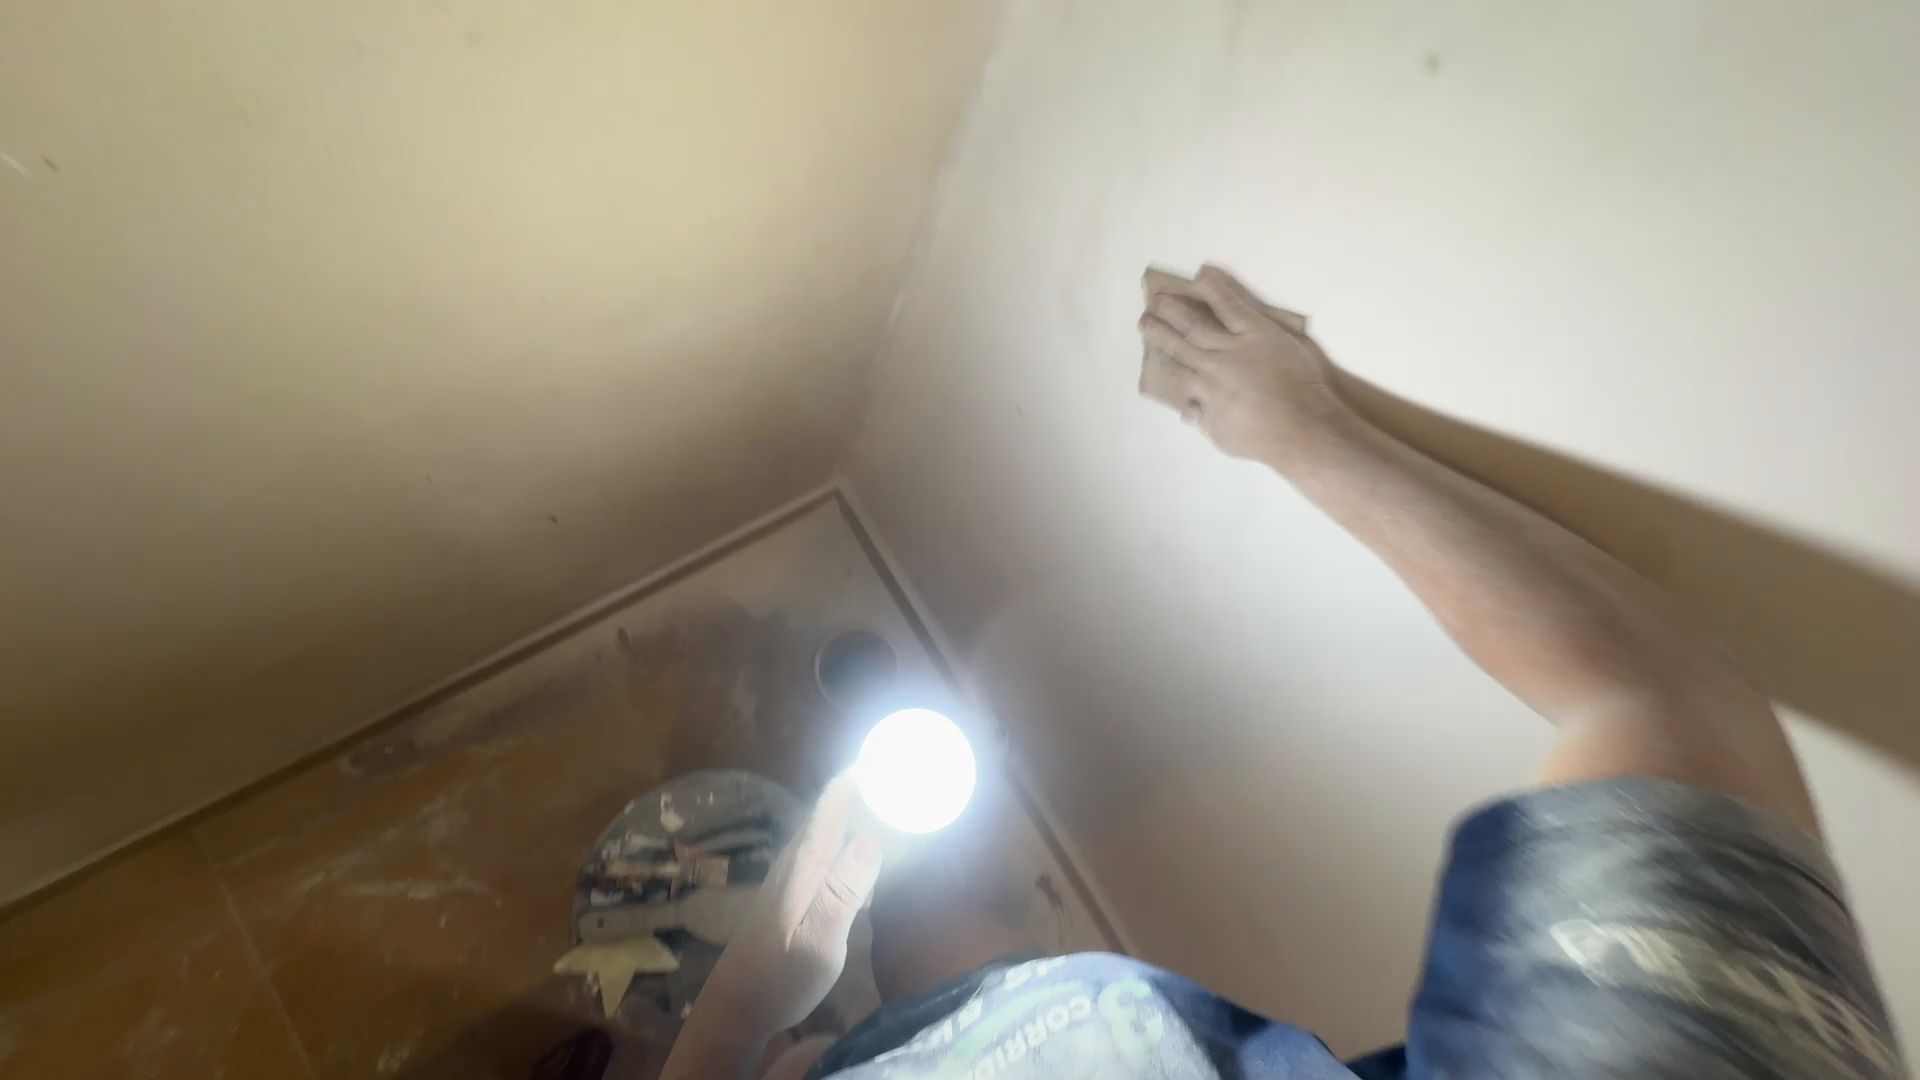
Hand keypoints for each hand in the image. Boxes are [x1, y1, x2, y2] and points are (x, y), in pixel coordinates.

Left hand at [701, 775, 882, 1033]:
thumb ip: (843, 890)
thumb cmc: (781, 974)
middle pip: (832, 807)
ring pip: (829, 828)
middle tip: (902, 775)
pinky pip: (827, 850)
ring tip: (892, 804)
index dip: (859, 771)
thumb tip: (872, 839)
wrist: (737, 1007)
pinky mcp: (793, 890)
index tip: (888, 752)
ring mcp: (793, 873)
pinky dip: (849, 839)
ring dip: (857, 811)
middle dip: (864, 786)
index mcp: (807, 860)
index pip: (833, 799)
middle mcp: (798, 857)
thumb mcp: (820, 939)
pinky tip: (866, 854)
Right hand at [1138, 265, 1346, 461]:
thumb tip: (1187, 412)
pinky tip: (1203, 274)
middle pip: (1180, 344)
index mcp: (1203, 391)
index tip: (1153, 349)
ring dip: (1176, 309)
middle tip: (1144, 316)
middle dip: (1160, 330)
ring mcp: (1233, 346)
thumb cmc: (1262, 438)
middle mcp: (1211, 366)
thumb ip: (1204, 420)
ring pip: (1198, 324)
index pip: (1177, 372)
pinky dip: (1217, 289)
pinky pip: (1233, 306)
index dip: (1164, 359)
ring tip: (1158, 298)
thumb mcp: (1223, 436)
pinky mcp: (1258, 331)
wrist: (1299, 426)